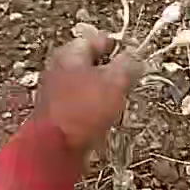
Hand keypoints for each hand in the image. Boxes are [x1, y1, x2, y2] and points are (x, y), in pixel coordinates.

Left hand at [32, 31, 143, 155]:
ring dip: (106, 92)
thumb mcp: (115, 80)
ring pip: (89, 85)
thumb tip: (135, 58)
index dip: (118, 46)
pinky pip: (84, 106)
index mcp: (70, 54)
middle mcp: (59, 70)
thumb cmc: (83, 110)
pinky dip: (96, 109)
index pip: (97, 40)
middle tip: (130, 80)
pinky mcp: (59, 115)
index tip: (134, 56)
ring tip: (120, 102)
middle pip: (92, 63)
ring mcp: (56, 93)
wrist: (54, 149)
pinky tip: (106, 119)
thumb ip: (128, 64)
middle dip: (113, 71)